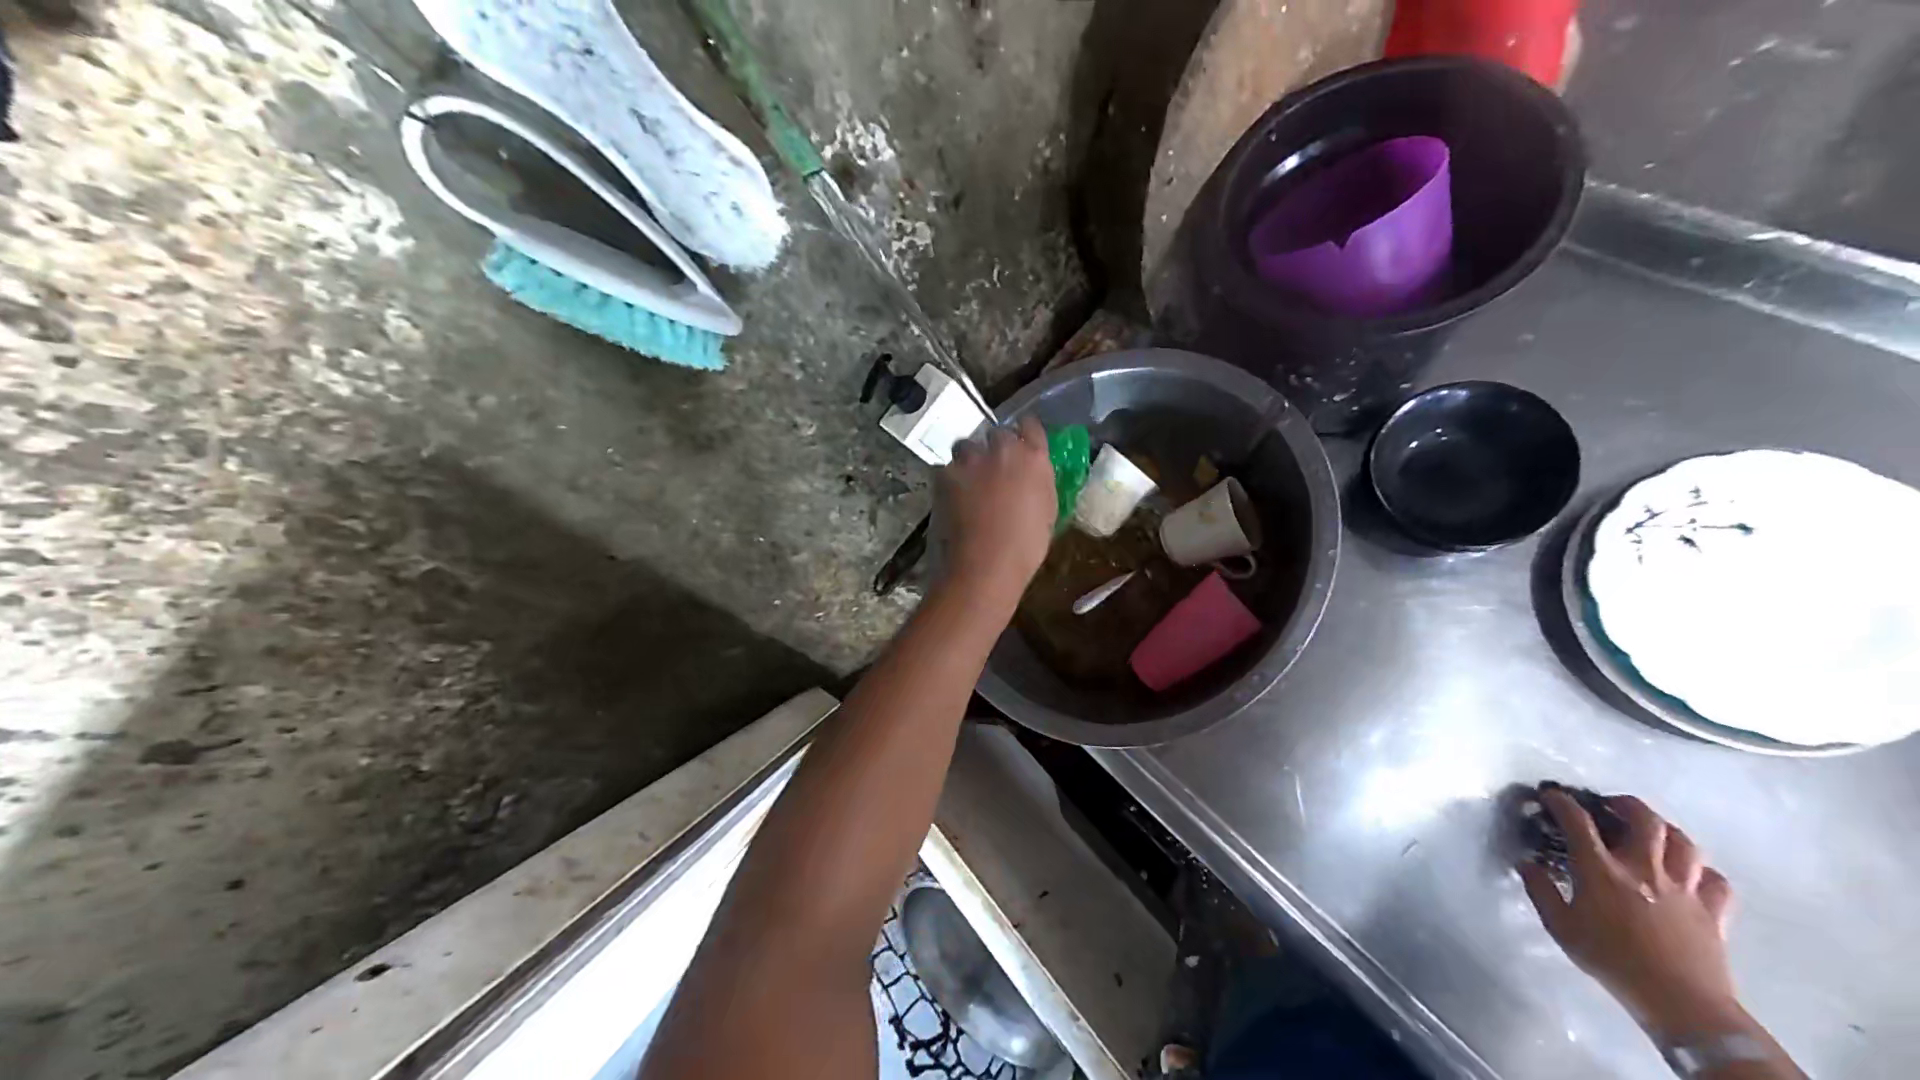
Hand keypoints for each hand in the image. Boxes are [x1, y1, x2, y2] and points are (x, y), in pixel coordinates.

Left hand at [936, 417, 1056, 595]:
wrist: (985, 564)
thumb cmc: (1025, 547)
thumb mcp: (1046, 511)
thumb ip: (1038, 483)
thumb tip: (1031, 478)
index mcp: (1034, 458)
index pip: (1030, 425)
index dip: (1024, 433)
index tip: (1021, 444)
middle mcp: (1003, 449)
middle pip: (997, 433)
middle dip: (995, 448)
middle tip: (993, 471)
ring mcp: (971, 459)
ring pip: (967, 447)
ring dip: (968, 460)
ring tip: (968, 483)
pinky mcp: (944, 474)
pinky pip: (945, 469)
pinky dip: (948, 480)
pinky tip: (951, 499)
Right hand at [1519, 791, 1740, 1037]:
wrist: (1679, 1002)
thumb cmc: (1611, 960)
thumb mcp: (1560, 926)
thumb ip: (1541, 890)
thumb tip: (1526, 864)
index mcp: (1602, 870)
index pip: (1577, 821)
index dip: (1562, 802)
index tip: (1551, 796)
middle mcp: (1644, 868)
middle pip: (1645, 820)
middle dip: (1626, 804)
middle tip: (1611, 805)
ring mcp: (1684, 888)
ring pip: (1684, 843)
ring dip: (1666, 829)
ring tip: (1652, 831)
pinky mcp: (1713, 910)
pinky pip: (1715, 880)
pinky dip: (1702, 870)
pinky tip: (1690, 874)